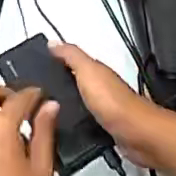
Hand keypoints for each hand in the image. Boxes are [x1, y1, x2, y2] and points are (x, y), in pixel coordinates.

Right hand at [49, 43, 175, 169]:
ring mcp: (103, 108)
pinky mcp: (105, 127)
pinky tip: (67, 124)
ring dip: (67, 101)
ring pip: (79, 100)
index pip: (72, 60)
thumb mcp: (88, 71)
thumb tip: (53, 42)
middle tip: (39, 86)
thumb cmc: (112, 101)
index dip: (56, 58)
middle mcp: (100, 87)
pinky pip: (85, 119)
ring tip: (48, 106)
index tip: (38, 59)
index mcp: (96, 71)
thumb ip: (71, 55)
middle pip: (75, 80)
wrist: (136, 134)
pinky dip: (76, 119)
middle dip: (59, 81)